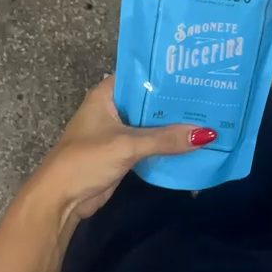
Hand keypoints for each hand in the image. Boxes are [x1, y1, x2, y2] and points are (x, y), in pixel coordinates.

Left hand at [17, 76, 213, 229]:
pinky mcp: (123, 153)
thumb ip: (166, 138)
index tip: (195, 71)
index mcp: (105, 94)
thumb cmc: (86, 160)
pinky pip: (150, 143)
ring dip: (174, 123)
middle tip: (211, 94)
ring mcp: (118, 132)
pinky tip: (193, 140)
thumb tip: (208, 133)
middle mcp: (112, 108)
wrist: (61, 200)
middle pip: (149, 100)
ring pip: (151, 123)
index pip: (140, 74)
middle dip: (175, 100)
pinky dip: (167, 142)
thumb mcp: (127, 145)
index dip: (166, 73)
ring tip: (210, 114)